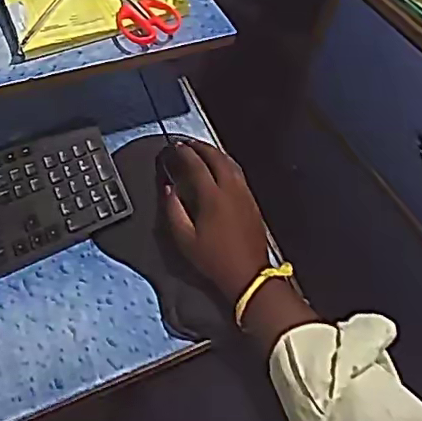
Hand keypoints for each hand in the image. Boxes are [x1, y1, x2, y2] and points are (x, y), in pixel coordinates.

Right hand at [161, 141, 319, 353]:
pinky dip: (226, 163)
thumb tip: (169, 190)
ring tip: (203, 150)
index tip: (175, 147)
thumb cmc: (214, 259)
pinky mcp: (252, 202)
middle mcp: (231, 190)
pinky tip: (220, 167)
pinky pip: (239, 174)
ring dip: (215, 153)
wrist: (249, 277)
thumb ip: (173, 210)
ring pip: (231, 164)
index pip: (197, 165)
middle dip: (201, 147)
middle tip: (188, 144)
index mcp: (212, 197)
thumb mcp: (184, 239)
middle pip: (217, 158)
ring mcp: (244, 195)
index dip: (184, 153)